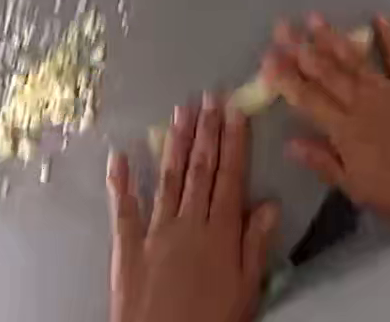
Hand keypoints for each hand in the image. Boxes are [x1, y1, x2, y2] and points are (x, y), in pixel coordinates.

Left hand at [108, 95, 279, 321]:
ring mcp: (155, 229)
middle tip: (209, 96)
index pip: (229, 176)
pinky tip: (119, 154)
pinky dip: (120, 180)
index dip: (233, 141)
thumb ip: (255, 245)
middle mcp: (188, 221)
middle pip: (200, 168)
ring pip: (169, 177)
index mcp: (219, 232)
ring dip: (175, 142)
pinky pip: (123, 208)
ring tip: (181, 110)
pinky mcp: (127, 244)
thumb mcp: (246, 292)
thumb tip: (270, 202)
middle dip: (206, 130)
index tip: (235, 109)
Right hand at [264, 14, 389, 236]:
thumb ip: (322, 161)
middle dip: (301, 47)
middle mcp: (359, 102)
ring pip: (352, 59)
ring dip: (332, 37)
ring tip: (314, 16)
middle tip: (282, 25)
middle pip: (325, 71)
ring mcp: (385, 89)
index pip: (307, 97)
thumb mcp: (356, 188)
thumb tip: (289, 141)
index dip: (285, 76)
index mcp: (343, 128)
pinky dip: (388, 35)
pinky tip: (378, 15)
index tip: (267, 57)